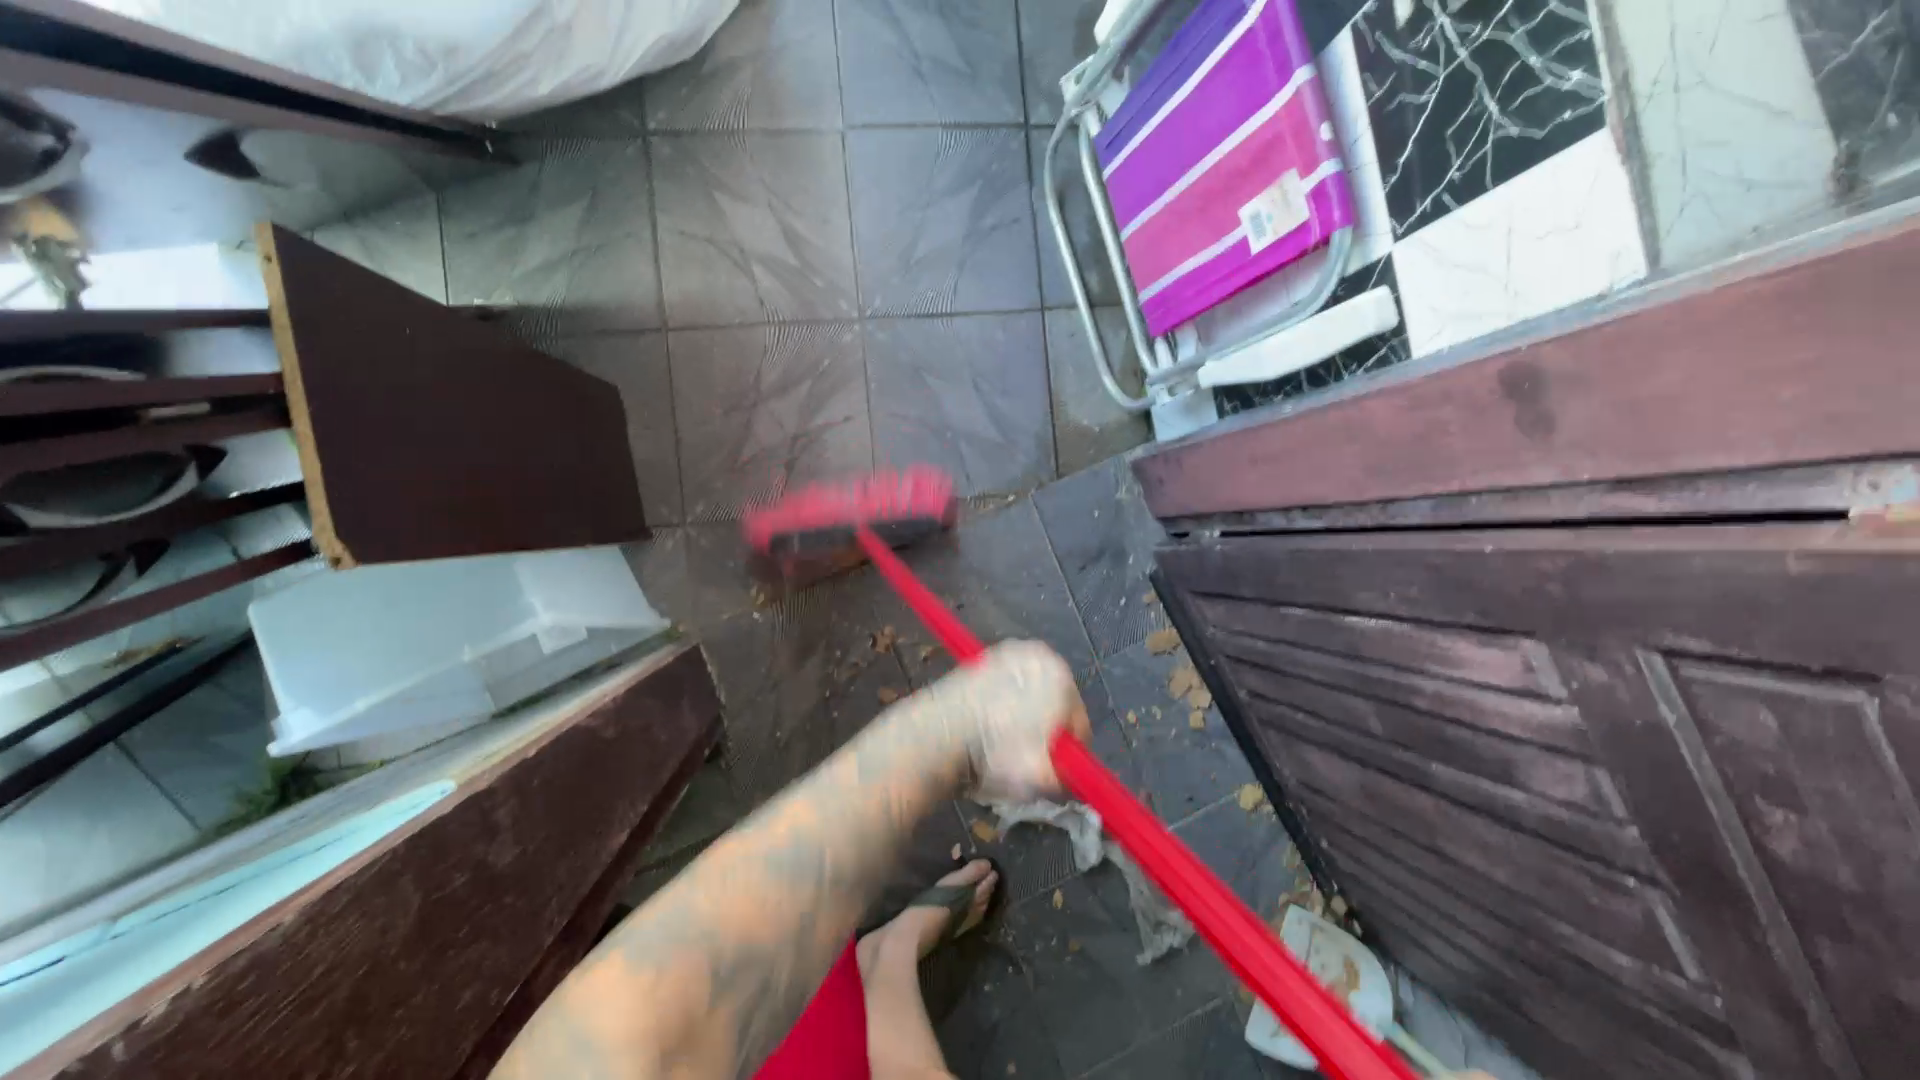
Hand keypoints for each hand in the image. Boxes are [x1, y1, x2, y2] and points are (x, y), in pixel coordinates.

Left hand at [922, 640, 1090, 801]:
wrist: (938, 735)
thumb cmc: (997, 753)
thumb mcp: (1044, 779)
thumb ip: (1067, 779)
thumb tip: (1068, 779)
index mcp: (1060, 674)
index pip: (1078, 723)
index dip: (1068, 754)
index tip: (1053, 773)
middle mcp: (1035, 654)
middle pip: (1052, 706)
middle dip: (1043, 734)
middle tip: (1025, 762)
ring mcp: (1002, 655)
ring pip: (1024, 701)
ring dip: (1019, 723)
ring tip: (999, 750)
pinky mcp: (976, 664)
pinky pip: (999, 695)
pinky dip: (996, 712)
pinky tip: (982, 733)